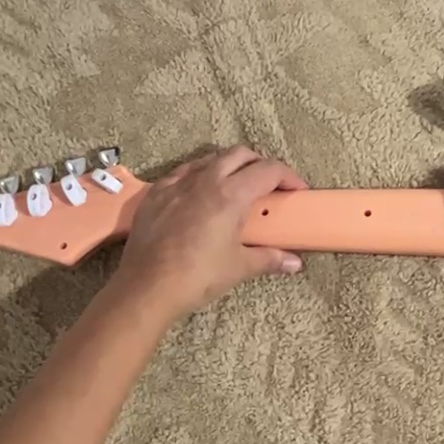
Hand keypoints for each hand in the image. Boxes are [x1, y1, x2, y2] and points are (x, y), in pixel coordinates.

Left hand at [111, 146, 308, 320]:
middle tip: (270, 186)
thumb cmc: (197, 277)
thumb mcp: (239, 267)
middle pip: (240, 155)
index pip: (268, 170)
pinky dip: (201, 175)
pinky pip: (184, 172)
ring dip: (231, 166)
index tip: (297, 190)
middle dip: (261, 165)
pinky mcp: (156, 193)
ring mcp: (177, 184)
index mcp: (230, 195)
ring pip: (211, 158)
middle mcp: (204, 180)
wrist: (146, 288)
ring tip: (238, 187)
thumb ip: (269, 258)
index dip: (289, 177)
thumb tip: (294, 263)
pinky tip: (201, 193)